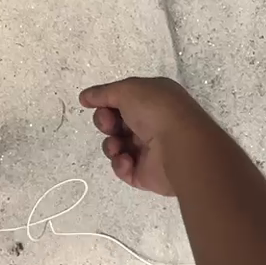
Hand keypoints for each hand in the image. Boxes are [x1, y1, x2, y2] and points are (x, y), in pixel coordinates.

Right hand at [79, 76, 211, 197]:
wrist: (180, 146)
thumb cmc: (155, 110)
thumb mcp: (126, 90)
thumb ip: (103, 93)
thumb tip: (85, 97)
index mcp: (152, 99)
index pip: (122, 99)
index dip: (105, 101)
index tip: (92, 103)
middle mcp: (151, 123)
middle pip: (115, 122)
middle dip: (105, 122)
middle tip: (109, 124)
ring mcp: (149, 150)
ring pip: (116, 145)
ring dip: (111, 144)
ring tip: (118, 146)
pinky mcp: (146, 174)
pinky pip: (123, 168)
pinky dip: (120, 164)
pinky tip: (127, 160)